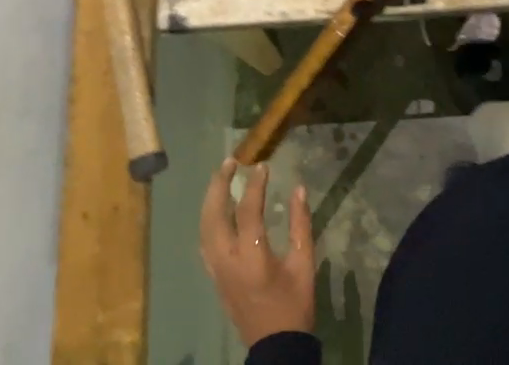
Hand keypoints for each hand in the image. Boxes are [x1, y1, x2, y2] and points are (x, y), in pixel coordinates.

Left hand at [200, 159, 314, 347]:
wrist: (275, 346)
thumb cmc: (294, 304)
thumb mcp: (304, 263)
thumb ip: (300, 224)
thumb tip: (298, 189)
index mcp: (253, 257)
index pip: (248, 211)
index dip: (254, 185)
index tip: (262, 165)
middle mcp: (228, 261)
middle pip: (214, 216)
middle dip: (219, 185)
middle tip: (230, 162)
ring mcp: (217, 270)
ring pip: (204, 228)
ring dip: (210, 200)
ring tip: (221, 178)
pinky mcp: (215, 277)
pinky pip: (205, 242)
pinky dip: (209, 220)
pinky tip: (217, 209)